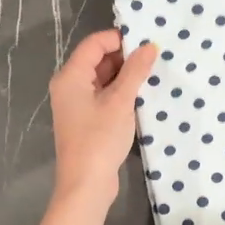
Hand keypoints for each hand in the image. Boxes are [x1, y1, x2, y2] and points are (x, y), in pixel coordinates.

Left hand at [49, 29, 156, 202]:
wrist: (86, 184)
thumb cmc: (99, 139)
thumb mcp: (120, 102)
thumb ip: (135, 71)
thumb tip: (149, 46)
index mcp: (70, 76)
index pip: (94, 44)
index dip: (119, 39)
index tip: (146, 43)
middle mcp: (69, 86)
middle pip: (97, 60)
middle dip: (125, 57)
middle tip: (155, 58)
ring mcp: (77, 104)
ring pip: (103, 79)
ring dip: (125, 76)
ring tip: (153, 74)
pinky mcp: (86, 120)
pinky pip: (104, 96)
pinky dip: (121, 92)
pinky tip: (142, 96)